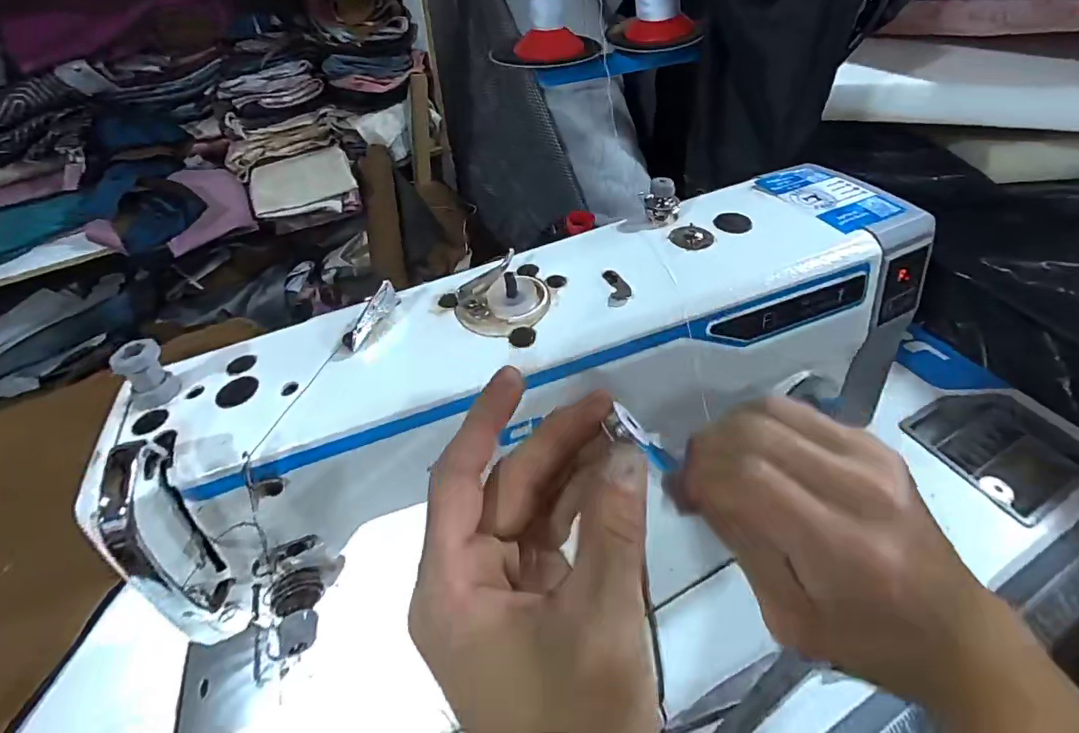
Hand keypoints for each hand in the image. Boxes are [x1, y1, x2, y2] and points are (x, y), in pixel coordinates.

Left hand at [408, 367, 658, 732]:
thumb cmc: (578, 717)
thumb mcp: (601, 615)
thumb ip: (614, 526)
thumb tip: (627, 450)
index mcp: (451, 586)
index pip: (456, 482)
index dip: (484, 423)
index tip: (515, 378)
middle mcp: (467, 580)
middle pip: (507, 488)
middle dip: (555, 442)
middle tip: (606, 404)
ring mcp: (502, 590)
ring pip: (534, 506)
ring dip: (576, 469)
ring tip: (619, 432)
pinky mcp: (536, 599)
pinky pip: (555, 532)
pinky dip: (585, 503)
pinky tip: (616, 476)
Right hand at [676, 397, 1078, 732]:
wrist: (952, 626)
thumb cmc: (870, 642)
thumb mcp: (793, 621)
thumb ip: (745, 547)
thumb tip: (702, 489)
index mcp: (842, 545)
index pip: (751, 477)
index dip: (704, 473)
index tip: (680, 488)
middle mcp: (860, 485)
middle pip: (760, 432)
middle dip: (711, 445)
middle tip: (692, 471)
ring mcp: (872, 454)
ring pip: (777, 409)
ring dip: (734, 426)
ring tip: (718, 456)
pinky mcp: (875, 441)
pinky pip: (803, 412)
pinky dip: (765, 423)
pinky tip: (755, 449)